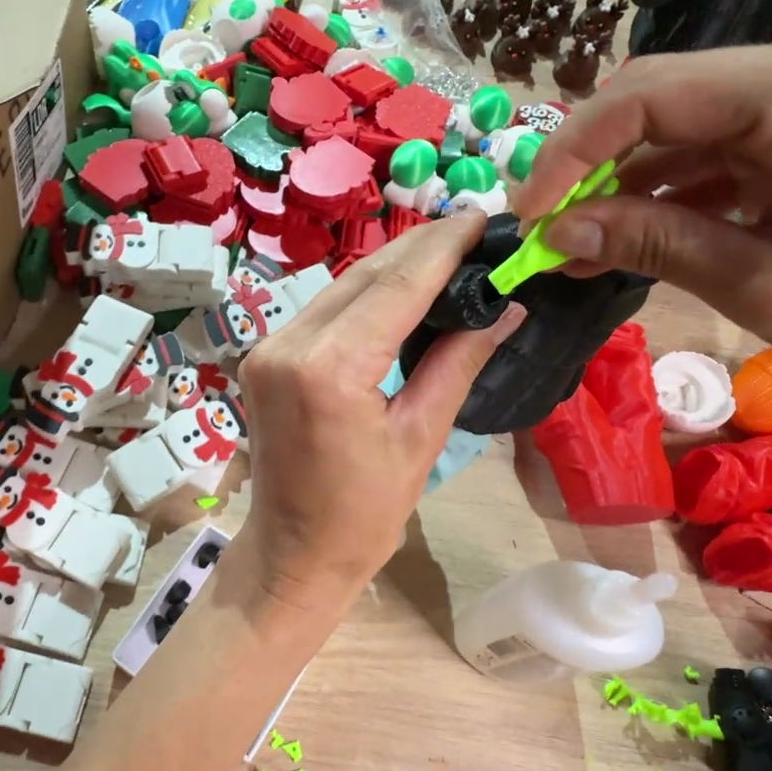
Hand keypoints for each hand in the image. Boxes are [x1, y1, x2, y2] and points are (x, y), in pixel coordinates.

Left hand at [235, 213, 526, 613]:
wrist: (292, 553)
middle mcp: (290, 345)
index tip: (482, 218)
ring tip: (448, 251)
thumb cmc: (363, 515)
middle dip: (421, 248)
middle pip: (365, 276)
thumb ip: (456, 363)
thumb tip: (505, 307)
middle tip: (473, 230)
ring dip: (393, 266)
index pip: (397, 287)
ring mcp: (270, 348)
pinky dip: (365, 293)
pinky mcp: (266, 357)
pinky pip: (324, 310)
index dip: (444, 248)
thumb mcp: (421, 439)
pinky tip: (401, 286)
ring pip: (341, 287)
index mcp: (330, 369)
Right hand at [511, 29, 771, 409]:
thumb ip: (655, 245)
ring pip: (681, 125)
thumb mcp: (769, 288)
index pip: (655, 92)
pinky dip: (666, 195)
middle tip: (541, 228)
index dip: (573, 150)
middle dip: (590, 162)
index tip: (526, 216)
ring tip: (570, 247)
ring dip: (622, 184)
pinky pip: (716, 151)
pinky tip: (624, 239)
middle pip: (662, 95)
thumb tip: (552, 232)